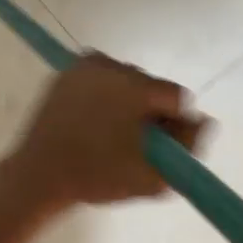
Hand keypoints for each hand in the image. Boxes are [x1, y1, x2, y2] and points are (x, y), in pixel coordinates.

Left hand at [7, 53, 210, 207]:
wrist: (40, 172)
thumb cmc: (99, 176)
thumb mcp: (156, 175)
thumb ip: (188, 146)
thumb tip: (202, 120)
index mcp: (135, 86)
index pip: (176, 96)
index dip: (174, 122)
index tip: (160, 144)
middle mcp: (110, 66)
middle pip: (148, 84)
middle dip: (149, 109)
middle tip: (135, 140)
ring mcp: (83, 66)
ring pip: (123, 79)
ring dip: (126, 99)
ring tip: (111, 132)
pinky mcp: (64, 73)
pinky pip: (98, 78)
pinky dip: (103, 93)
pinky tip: (94, 120)